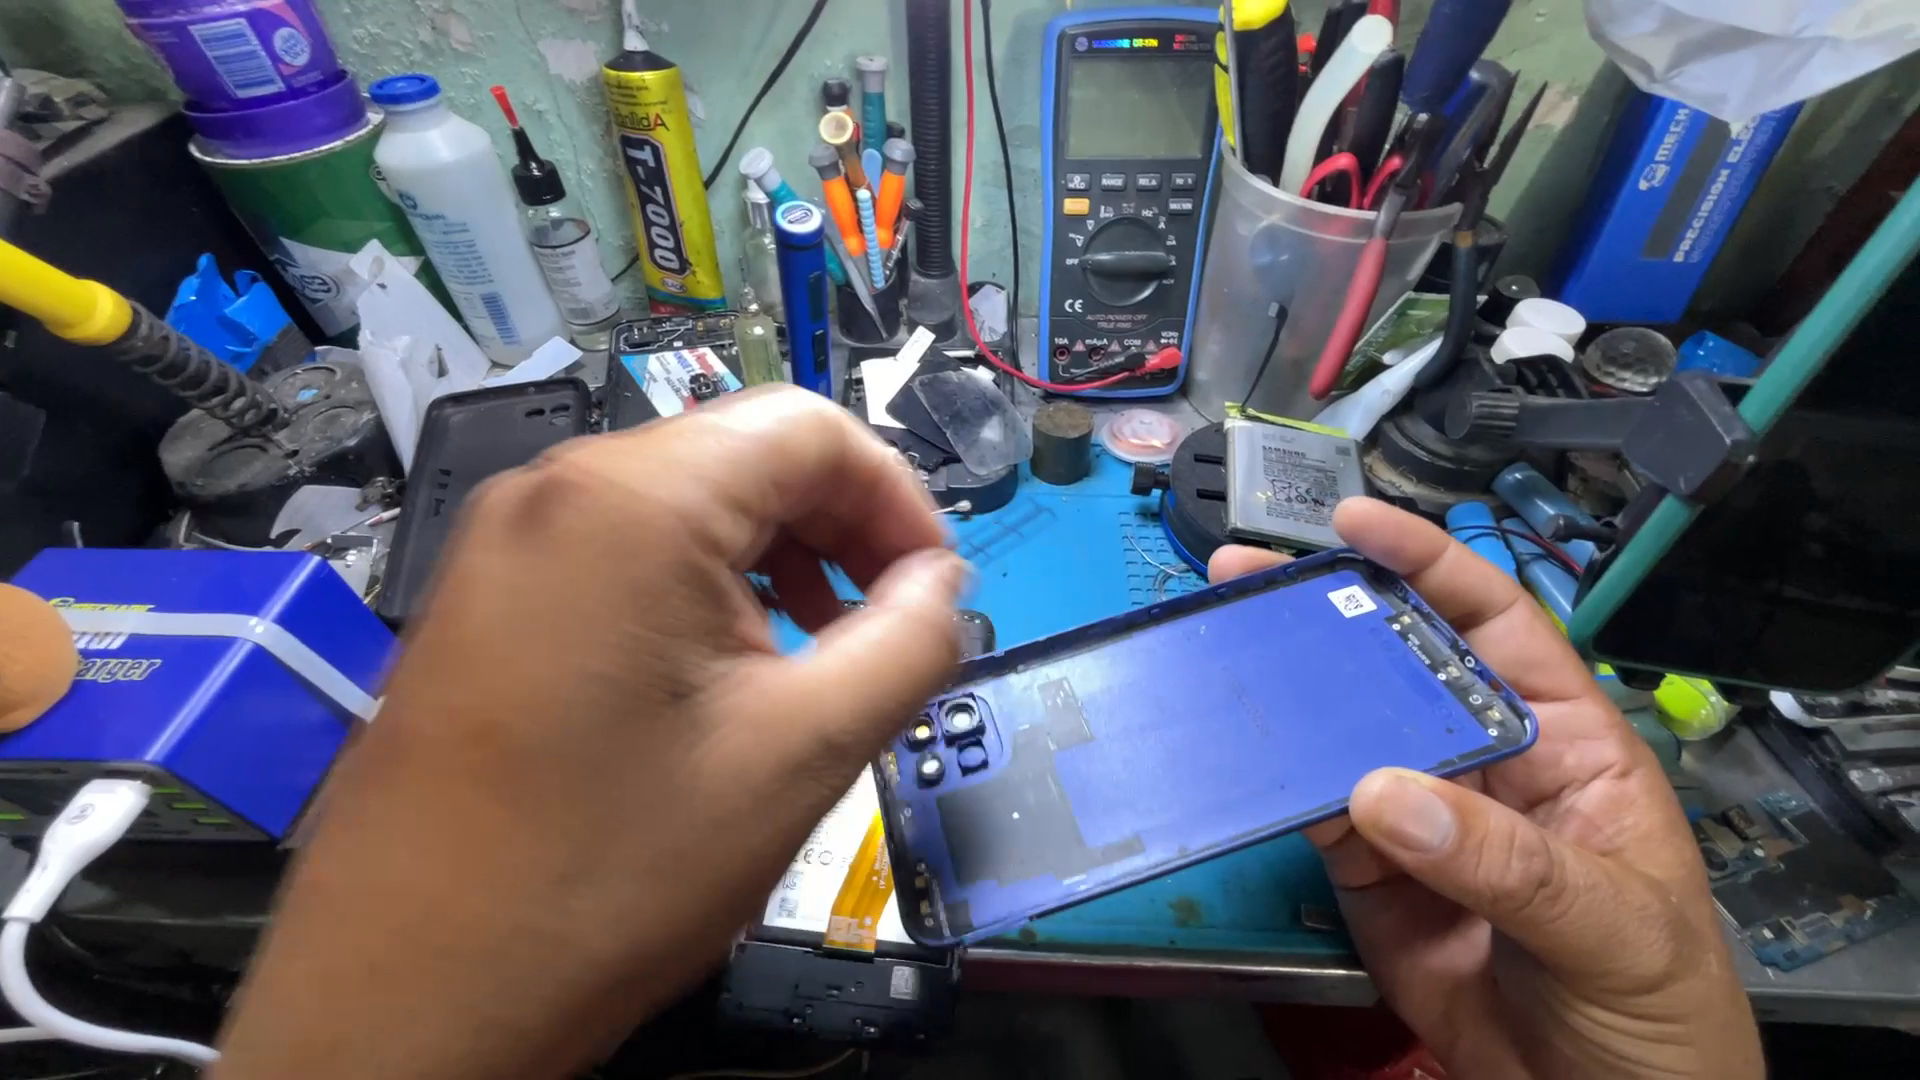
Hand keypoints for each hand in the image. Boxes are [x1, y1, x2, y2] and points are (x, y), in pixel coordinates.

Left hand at [214, 388, 969, 1078]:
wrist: (403, 1005)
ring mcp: (518, 536)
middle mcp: (562, 488)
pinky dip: (718, 582)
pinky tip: (739, 662)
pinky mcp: (501, 590)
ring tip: (823, 646)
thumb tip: (942, 584)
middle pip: (753, 455)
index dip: (896, 497)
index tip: (932, 581)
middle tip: (889, 617)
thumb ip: (911, 643)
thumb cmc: (609, 874)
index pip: (812, 428)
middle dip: (845, 527)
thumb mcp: (804, 752)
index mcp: (636, 500)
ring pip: (700, 501)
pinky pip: (640, 547)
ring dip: (788, 556)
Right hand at [1211, 499, 1760, 1079]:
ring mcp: (1408, 797)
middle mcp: (1468, 749)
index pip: (1490, 622)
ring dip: (1280, 682)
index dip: (1425, 562)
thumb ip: (1509, 862)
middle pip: (1388, 657)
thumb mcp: (1613, 927)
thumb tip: (1382, 794)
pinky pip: (1308, 797)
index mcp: (1555, 736)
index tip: (1356, 523)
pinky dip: (1273, 771)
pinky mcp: (1359, 851)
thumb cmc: (1652, 1007)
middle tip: (1249, 569)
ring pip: (1335, 721)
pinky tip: (1238, 737)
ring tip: (1224, 633)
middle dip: (1323, 606)